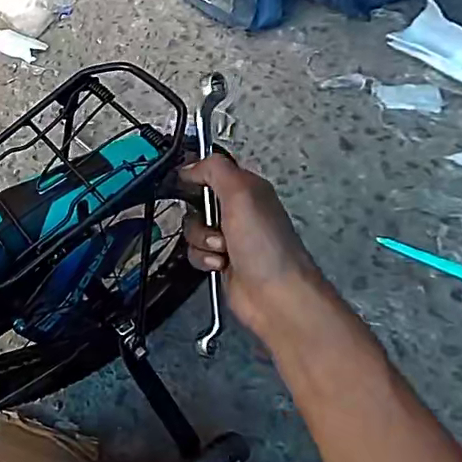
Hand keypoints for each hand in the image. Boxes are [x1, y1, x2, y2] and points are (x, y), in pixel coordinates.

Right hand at [180, 154, 335, 334]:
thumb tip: (191, 166)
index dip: (195, 175)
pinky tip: (220, 264)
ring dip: (201, 239)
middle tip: (214, 223)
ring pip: (192, 228)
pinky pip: (194, 251)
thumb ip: (215, 170)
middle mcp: (239, 211)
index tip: (186, 184)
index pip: (211, 170)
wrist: (275, 296)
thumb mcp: (241, 194)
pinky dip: (203, 258)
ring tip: (222, 250)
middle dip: (198, 214)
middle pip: (196, 201)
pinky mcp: (221, 260)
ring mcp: (229, 237)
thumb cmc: (265, 245)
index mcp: (248, 189)